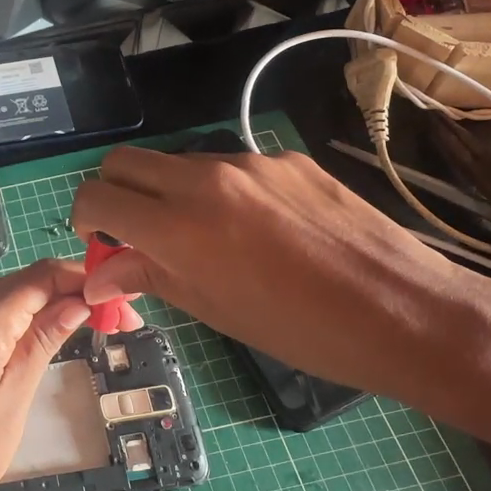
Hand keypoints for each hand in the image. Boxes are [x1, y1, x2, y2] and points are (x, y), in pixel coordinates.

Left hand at [0, 260, 141, 490]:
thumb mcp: (19, 388)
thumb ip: (46, 337)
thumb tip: (80, 301)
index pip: (43, 275)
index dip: (85, 280)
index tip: (124, 299)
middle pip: (33, 280)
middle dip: (77, 290)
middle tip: (123, 317)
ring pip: (21, 294)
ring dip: (60, 302)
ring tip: (104, 323)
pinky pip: (6, 312)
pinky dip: (37, 315)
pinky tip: (63, 329)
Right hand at [72, 146, 490, 399]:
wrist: (405, 310)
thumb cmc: (302, 331)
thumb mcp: (214, 310)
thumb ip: (149, 276)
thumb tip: (99, 274)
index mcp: (178, 223)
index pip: (97, 195)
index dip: (85, 218)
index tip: (99, 242)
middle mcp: (205, 178)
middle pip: (125, 161)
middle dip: (115, 193)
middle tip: (136, 233)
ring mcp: (249, 162)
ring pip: (179, 163)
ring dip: (170, 193)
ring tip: (208, 240)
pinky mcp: (286, 159)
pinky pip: (233, 167)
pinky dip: (223, 193)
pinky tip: (263, 232)